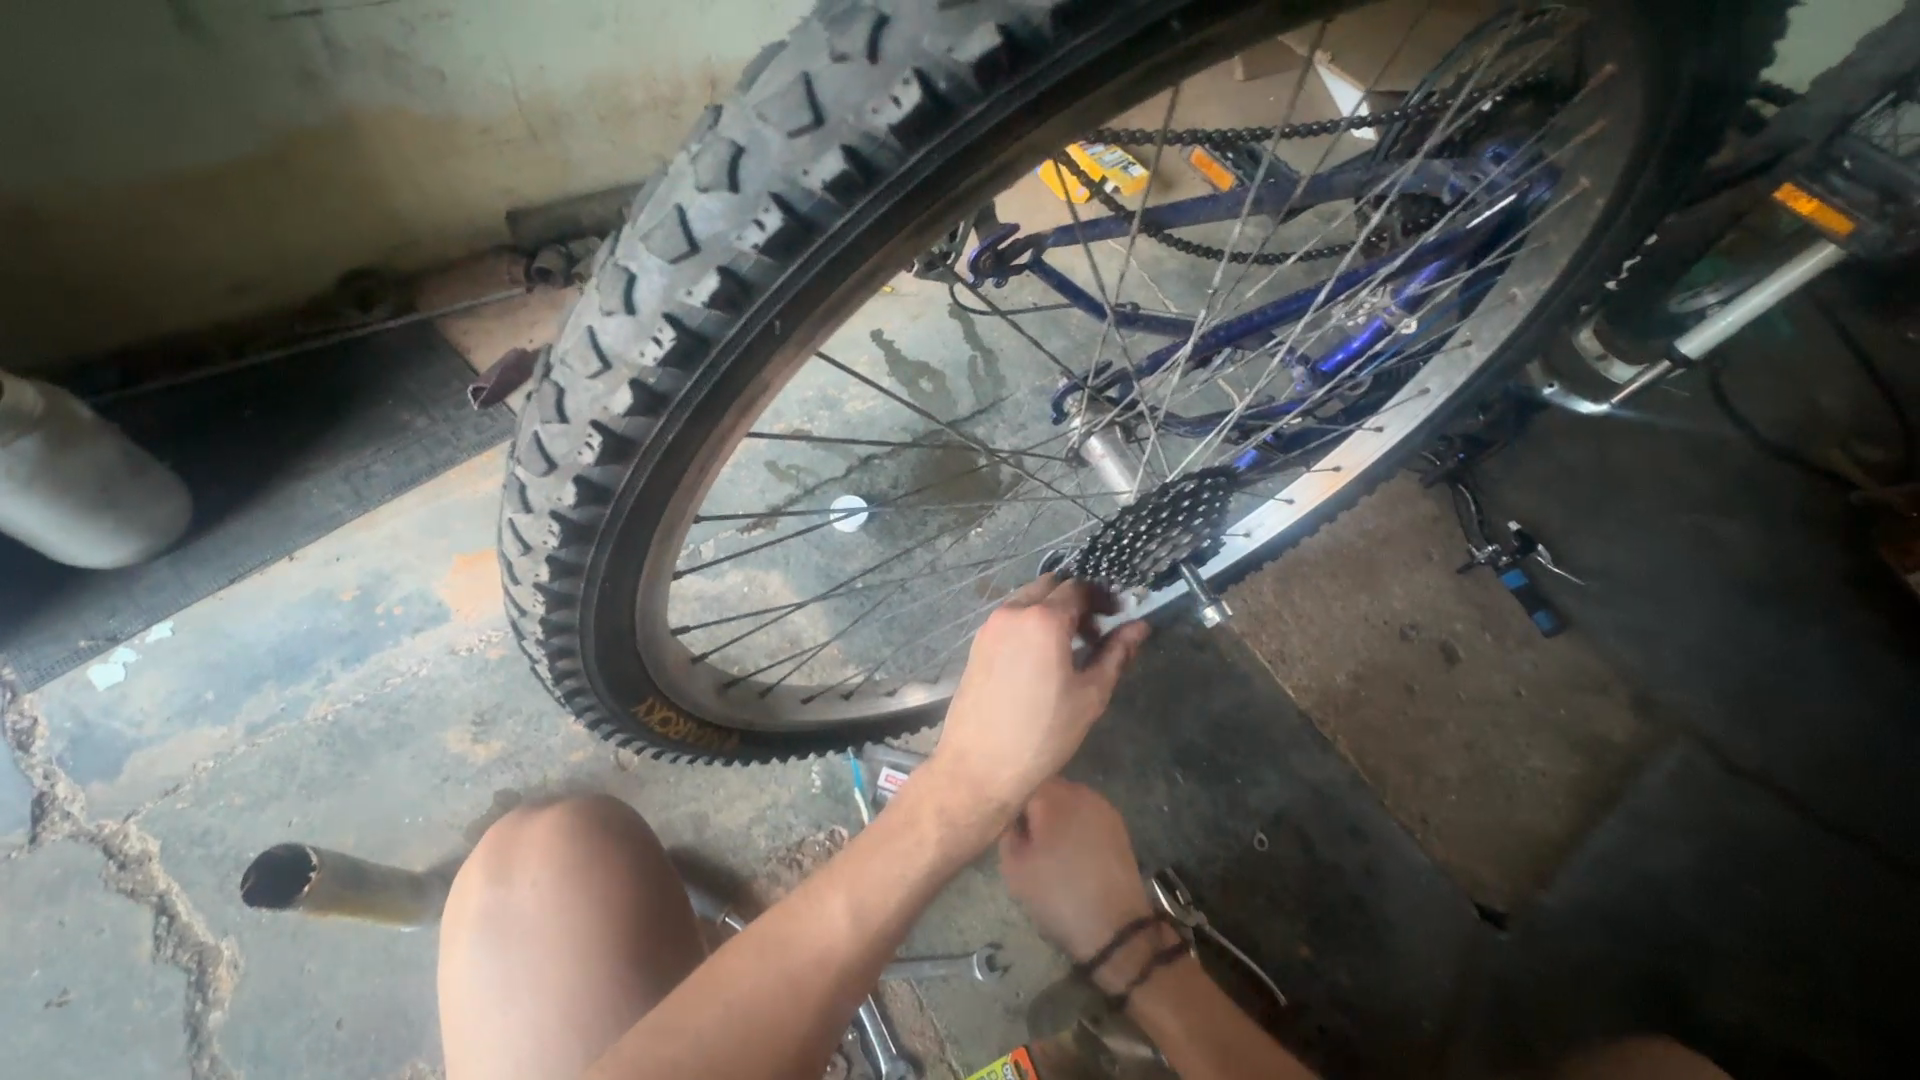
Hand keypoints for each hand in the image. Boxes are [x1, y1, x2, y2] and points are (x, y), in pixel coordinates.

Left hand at [924, 575, 1148, 821]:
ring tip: (1070, 648)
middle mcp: (1012, 613)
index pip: (1078, 589)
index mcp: (1043, 619)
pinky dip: (1030, 624)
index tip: (1117, 616)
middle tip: (1095, 632)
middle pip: (1050, 587)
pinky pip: (1010, 619)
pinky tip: (1041, 659)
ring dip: (1051, 611)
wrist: (980, 766)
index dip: (1102, 597)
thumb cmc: (1043, 734)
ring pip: (1027, 600)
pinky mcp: (976, 645)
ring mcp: (989, 628)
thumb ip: (1116, 653)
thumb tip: (1139, 627)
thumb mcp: (1090, 694)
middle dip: (1076, 601)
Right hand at [999, 779, 1157, 970]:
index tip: (1006, 824)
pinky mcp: (1118, 825)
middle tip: (1026, 836)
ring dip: (1057, 815)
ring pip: (1069, 799)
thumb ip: (1007, 831)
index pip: (1022, 783)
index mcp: (1051, 796)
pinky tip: (1072, 851)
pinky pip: (1087, 814)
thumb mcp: (1014, 868)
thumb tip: (1012, 817)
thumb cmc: (1057, 894)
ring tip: (1049, 846)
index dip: (1012, 802)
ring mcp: (1102, 806)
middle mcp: (1079, 791)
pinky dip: (1076, 824)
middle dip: (1035, 807)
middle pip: (1048, 787)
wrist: (1113, 927)